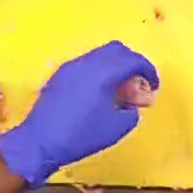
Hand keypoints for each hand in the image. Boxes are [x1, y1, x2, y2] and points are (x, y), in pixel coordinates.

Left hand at [0, 41, 159, 185]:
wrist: (39, 141)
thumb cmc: (80, 135)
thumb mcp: (116, 128)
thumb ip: (131, 110)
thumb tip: (134, 102)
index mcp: (103, 72)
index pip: (133, 60)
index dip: (148, 71)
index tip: (153, 86)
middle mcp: (86, 63)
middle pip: (116, 50)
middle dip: (131, 63)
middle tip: (138, 84)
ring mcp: (70, 67)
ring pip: (99, 56)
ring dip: (113, 67)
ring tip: (118, 91)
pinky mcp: (59, 76)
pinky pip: (85, 65)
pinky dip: (98, 72)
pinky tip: (99, 93)